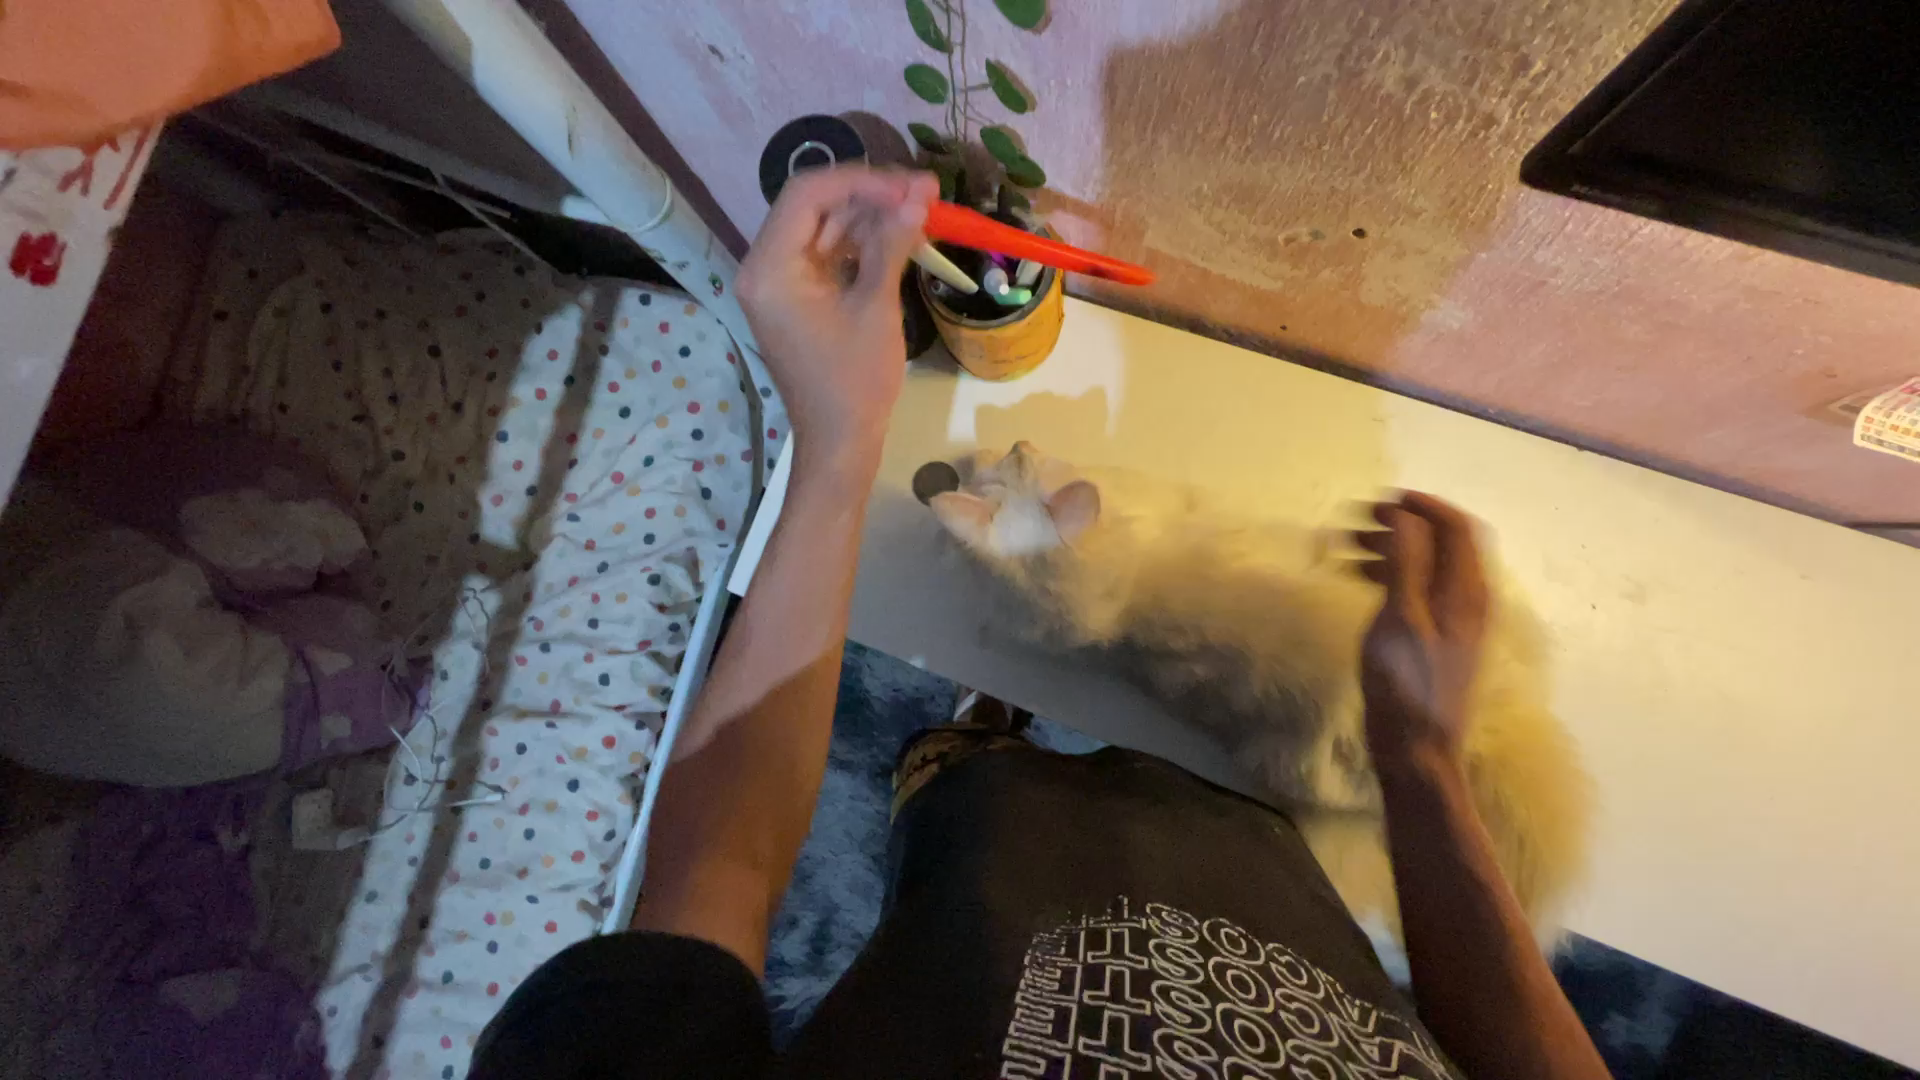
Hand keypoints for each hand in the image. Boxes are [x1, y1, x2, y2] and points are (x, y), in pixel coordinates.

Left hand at [736, 165, 936, 470]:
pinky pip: (828, 259)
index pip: (807, 195)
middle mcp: (765, 269)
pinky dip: (862, 248)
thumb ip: (892, 245)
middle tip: (926, 193)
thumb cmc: (854, 382)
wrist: (840, 442)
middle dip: (871, 198)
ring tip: (923, 212)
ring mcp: (781, 286)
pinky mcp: (799, 301)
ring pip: (826, 231)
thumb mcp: (875, 308)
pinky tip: (901, 239)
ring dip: (871, 221)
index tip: (911, 184)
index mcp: (770, 269)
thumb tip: (919, 196)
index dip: (862, 181)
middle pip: (815, 209)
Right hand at [1352, 492, 1489, 769]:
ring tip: (1348, 549)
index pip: (1458, 528)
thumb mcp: (1400, 617)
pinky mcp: (1436, 637)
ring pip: (1426, 567)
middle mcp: (1468, 600)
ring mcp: (1454, 620)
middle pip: (1442, 545)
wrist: (1416, 746)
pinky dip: (1390, 575)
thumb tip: (1405, 515)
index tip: (1381, 501)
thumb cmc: (1405, 681)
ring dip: (1391, 549)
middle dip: (1401, 526)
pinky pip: (1417, 590)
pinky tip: (1360, 581)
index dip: (1423, 506)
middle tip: (1356, 524)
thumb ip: (1405, 563)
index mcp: (1466, 591)